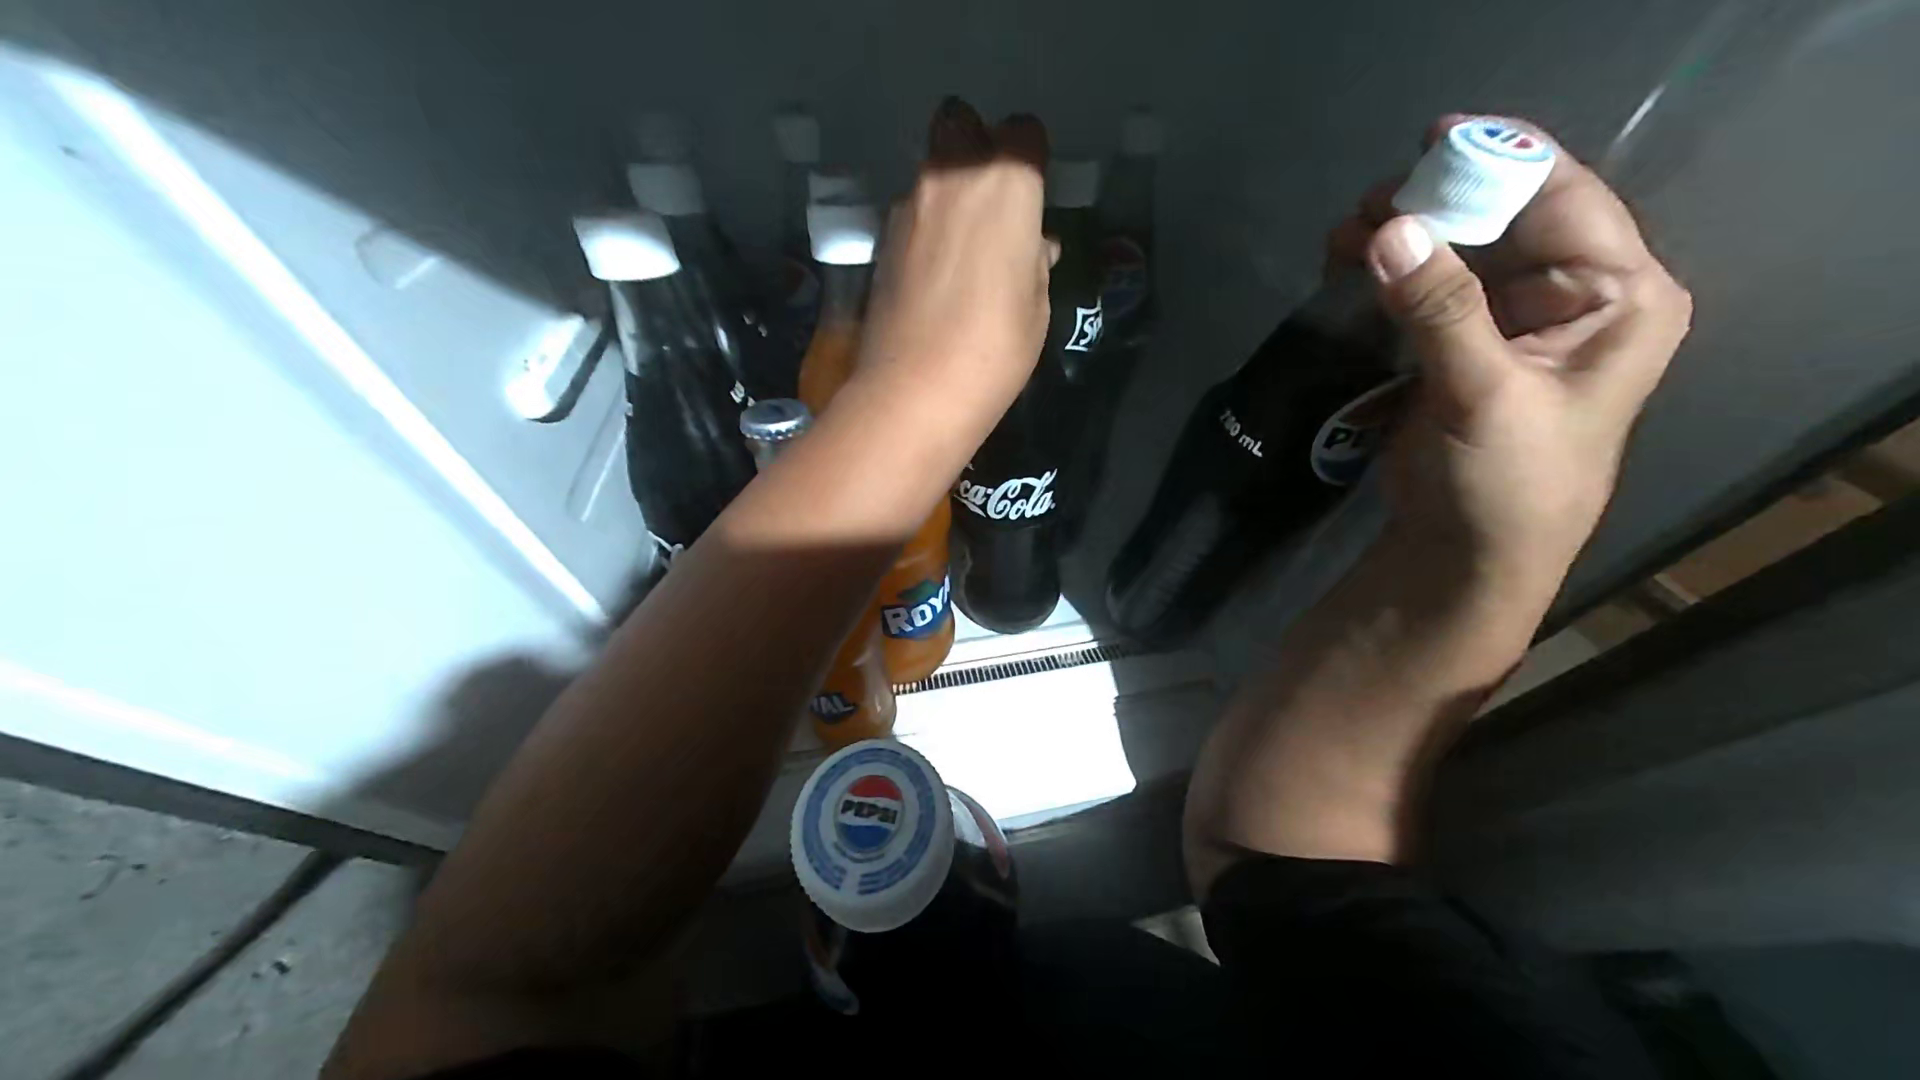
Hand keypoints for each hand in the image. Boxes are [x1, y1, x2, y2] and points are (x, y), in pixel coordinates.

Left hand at [856, 97, 1057, 417]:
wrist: (914, 390)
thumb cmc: (994, 349)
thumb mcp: (1037, 308)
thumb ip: (1035, 263)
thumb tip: (1033, 247)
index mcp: (1005, 184)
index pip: (1023, 132)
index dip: (1031, 161)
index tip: (1034, 199)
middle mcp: (951, 177)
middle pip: (962, 123)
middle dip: (977, 147)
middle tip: (990, 204)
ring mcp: (909, 206)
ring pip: (931, 169)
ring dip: (948, 191)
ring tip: (961, 248)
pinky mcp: (881, 239)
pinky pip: (911, 211)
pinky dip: (925, 226)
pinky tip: (933, 273)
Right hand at [1329, 117, 1691, 587]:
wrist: (1463, 552)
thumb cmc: (1506, 481)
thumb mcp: (1483, 393)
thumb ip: (1442, 312)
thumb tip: (1388, 232)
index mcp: (1613, 298)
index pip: (1564, 202)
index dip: (1502, 164)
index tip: (1431, 140)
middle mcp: (1564, 300)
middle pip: (1499, 224)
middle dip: (1433, 208)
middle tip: (1365, 206)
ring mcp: (1502, 326)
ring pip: (1451, 259)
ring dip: (1399, 243)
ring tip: (1341, 238)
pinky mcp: (1451, 352)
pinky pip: (1419, 297)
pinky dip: (1383, 281)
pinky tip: (1346, 270)